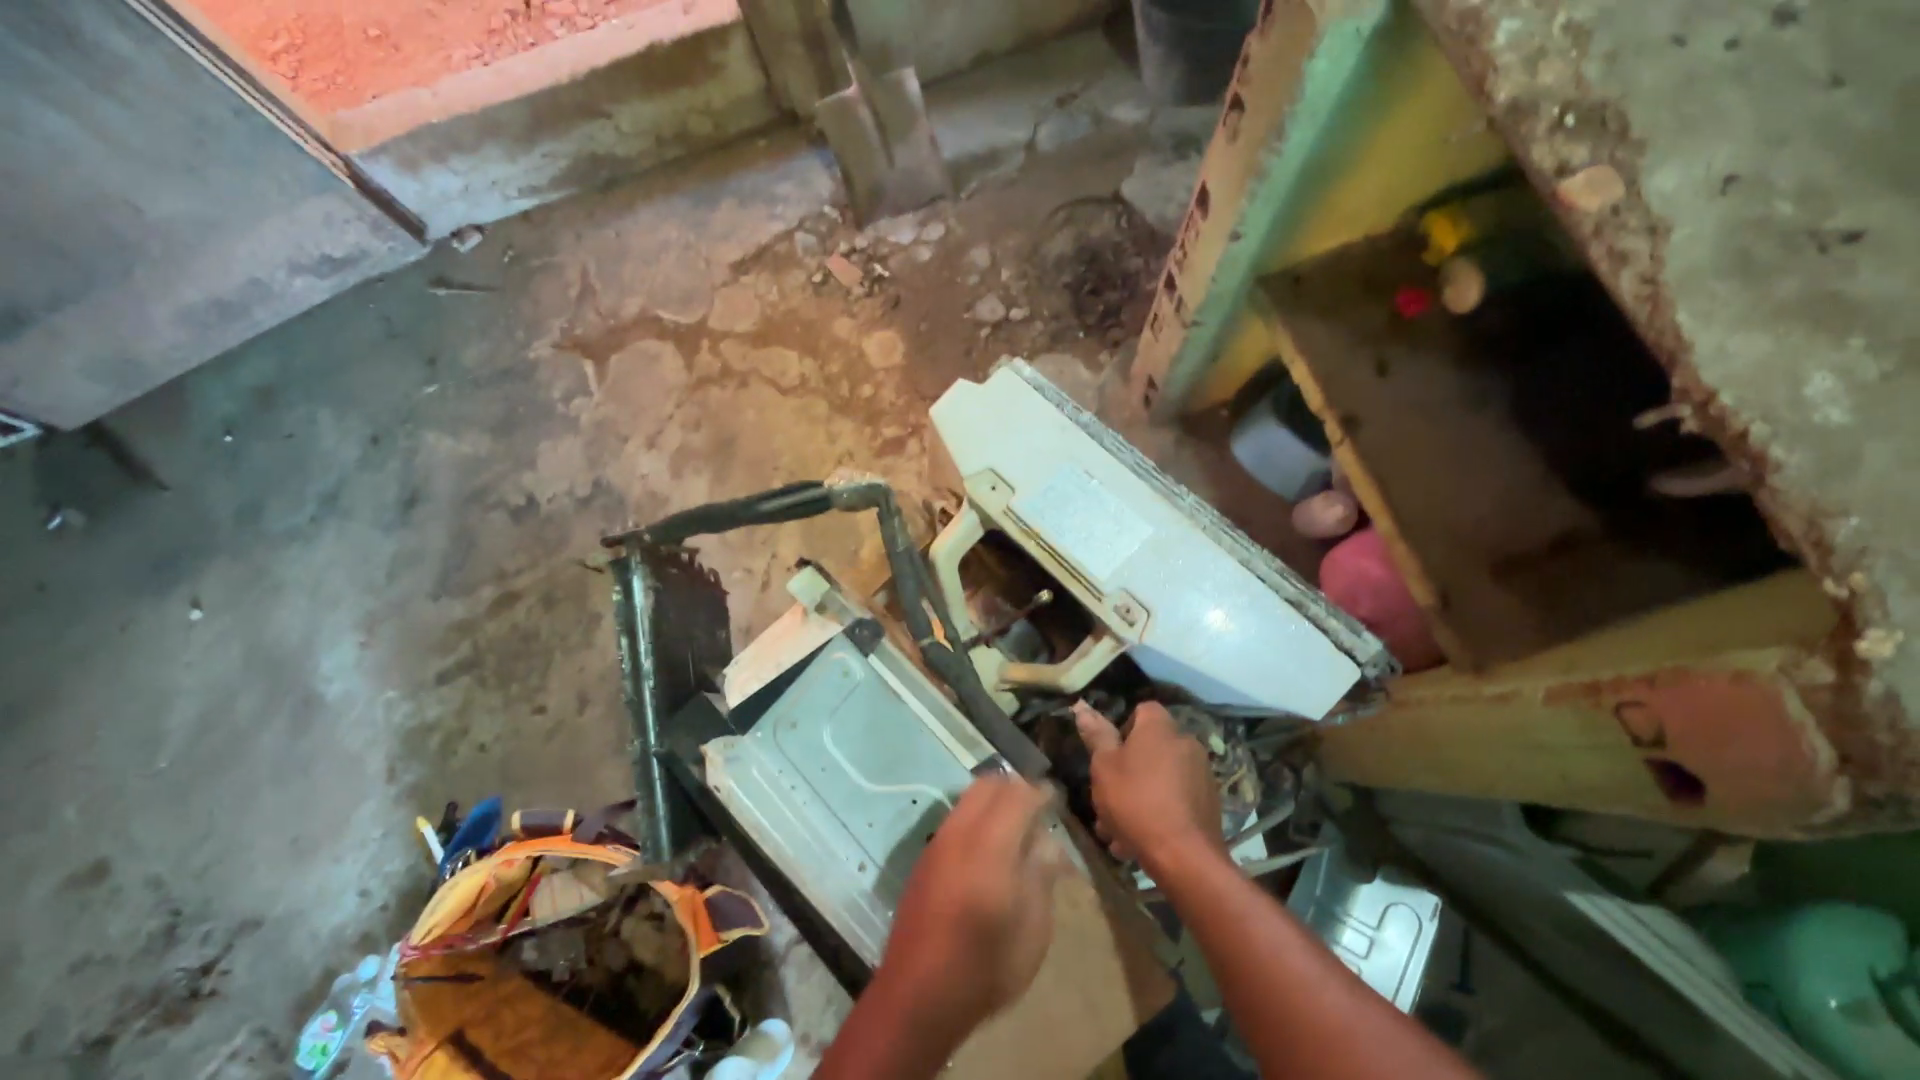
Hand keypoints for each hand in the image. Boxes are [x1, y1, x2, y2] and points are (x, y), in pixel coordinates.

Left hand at [875, 776, 1067, 1040]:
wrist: (917, 996)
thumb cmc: (985, 967)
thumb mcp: (1031, 928)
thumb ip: (1041, 874)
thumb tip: (1047, 840)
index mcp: (988, 847)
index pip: (1017, 795)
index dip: (1040, 792)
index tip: (1057, 800)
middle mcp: (958, 835)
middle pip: (987, 786)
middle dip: (1015, 789)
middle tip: (1039, 810)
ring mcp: (935, 846)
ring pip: (967, 801)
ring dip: (993, 803)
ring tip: (1017, 832)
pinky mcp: (924, 863)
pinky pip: (955, 822)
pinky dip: (976, 820)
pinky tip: (990, 853)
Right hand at [1074, 701, 1224, 875]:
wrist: (1183, 853)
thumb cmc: (1135, 801)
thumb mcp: (1104, 767)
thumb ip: (1096, 736)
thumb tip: (1084, 708)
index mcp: (1160, 728)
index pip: (1142, 710)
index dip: (1122, 728)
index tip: (1108, 754)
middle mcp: (1186, 742)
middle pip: (1150, 749)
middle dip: (1126, 773)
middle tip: (1105, 800)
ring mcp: (1201, 773)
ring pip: (1159, 779)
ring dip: (1138, 798)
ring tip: (1116, 832)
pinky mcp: (1208, 802)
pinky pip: (1174, 800)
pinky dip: (1157, 813)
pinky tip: (1138, 841)